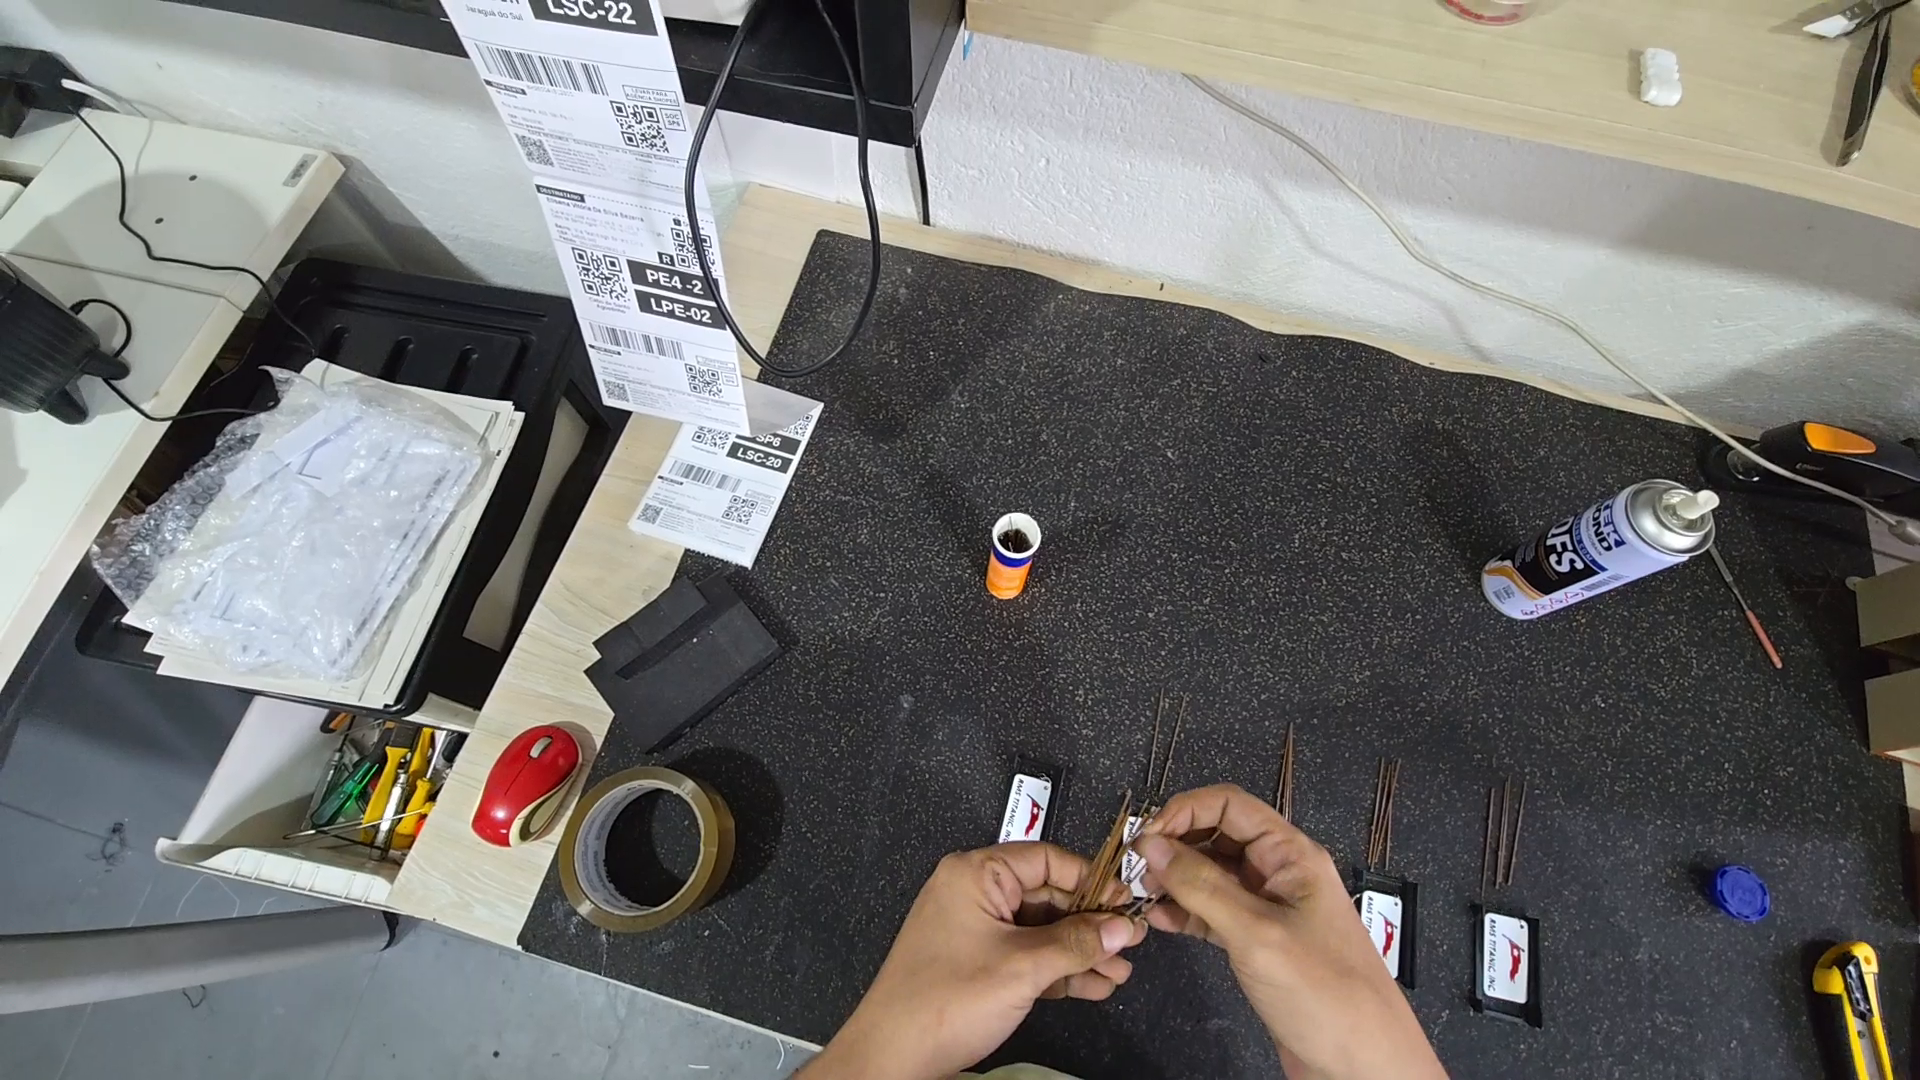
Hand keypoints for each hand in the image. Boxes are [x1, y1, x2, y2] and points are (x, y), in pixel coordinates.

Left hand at [799, 842, 1147, 1079]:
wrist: (893, 1057)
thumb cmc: (952, 997)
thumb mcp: (1021, 967)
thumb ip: (1075, 943)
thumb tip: (1124, 928)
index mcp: (978, 872)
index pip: (1045, 859)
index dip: (1089, 879)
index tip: (1128, 902)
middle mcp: (977, 890)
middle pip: (1046, 895)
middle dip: (1090, 923)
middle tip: (1133, 944)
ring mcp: (977, 927)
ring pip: (1040, 929)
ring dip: (1080, 951)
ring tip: (1121, 973)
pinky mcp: (978, 961)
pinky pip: (1026, 954)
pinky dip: (1057, 969)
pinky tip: (1094, 986)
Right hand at [1135, 785, 1445, 1079]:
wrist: (1368, 1076)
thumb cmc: (1321, 993)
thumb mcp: (1256, 934)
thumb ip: (1200, 885)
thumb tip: (1149, 842)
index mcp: (1290, 854)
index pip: (1229, 805)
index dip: (1185, 810)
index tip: (1147, 836)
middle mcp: (1278, 872)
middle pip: (1217, 836)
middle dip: (1175, 845)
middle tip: (1137, 868)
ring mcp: (1268, 908)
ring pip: (1211, 874)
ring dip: (1176, 879)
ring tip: (1141, 894)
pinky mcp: (1258, 941)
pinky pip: (1214, 911)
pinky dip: (1186, 912)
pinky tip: (1159, 920)